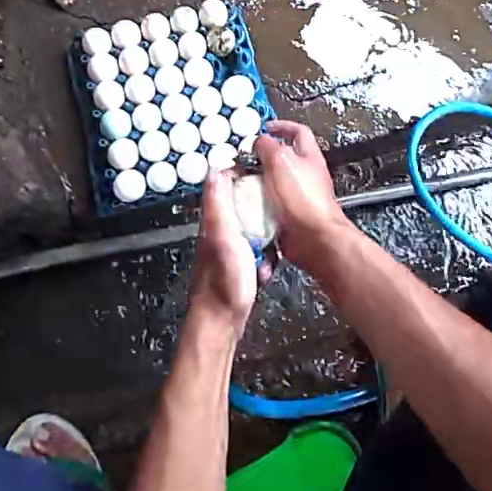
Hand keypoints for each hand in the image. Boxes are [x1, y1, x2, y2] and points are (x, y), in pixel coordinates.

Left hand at [190, 170, 259, 328]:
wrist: (221, 320)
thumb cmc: (222, 282)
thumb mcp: (223, 236)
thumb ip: (218, 204)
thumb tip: (215, 169)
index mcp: (215, 218)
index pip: (225, 182)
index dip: (243, 172)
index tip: (264, 170)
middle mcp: (221, 229)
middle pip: (243, 202)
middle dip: (262, 205)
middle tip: (276, 211)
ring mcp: (231, 246)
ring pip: (255, 226)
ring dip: (268, 235)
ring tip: (270, 250)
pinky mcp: (242, 261)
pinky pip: (260, 248)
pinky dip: (267, 255)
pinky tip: (266, 267)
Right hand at [253, 120, 349, 267]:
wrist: (314, 239)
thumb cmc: (306, 201)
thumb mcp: (280, 160)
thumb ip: (267, 146)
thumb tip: (257, 142)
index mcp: (308, 156)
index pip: (297, 132)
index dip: (281, 126)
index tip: (266, 127)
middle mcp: (306, 176)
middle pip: (281, 159)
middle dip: (260, 158)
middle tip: (245, 159)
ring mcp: (298, 197)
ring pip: (271, 183)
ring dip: (255, 183)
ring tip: (241, 183)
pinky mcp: (288, 216)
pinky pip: (267, 206)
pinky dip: (255, 205)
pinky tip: (247, 206)